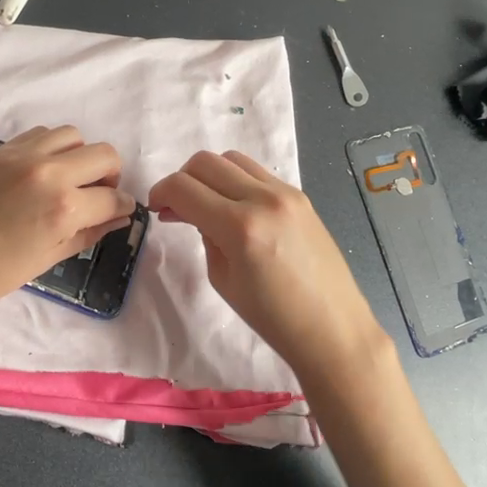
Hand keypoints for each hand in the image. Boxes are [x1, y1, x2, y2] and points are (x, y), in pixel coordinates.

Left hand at [0, 125, 136, 317]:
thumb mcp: (43, 262)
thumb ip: (84, 235)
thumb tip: (116, 219)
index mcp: (64, 208)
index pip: (113, 198)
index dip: (121, 209)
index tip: (117, 214)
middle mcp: (49, 173)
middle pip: (104, 154)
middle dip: (109, 177)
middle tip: (95, 198)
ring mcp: (22, 156)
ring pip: (73, 135)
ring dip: (80, 157)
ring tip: (67, 183)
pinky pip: (39, 134)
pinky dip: (50, 148)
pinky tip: (39, 174)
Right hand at [148, 151, 388, 376]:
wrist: (331, 327)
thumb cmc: (271, 317)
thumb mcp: (222, 278)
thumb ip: (205, 236)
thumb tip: (193, 212)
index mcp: (240, 227)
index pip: (184, 188)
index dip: (161, 193)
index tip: (155, 208)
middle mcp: (264, 199)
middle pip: (205, 162)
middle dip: (181, 179)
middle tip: (175, 207)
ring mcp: (286, 194)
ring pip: (232, 159)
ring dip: (209, 175)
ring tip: (205, 204)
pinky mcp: (300, 197)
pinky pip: (257, 173)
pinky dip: (235, 181)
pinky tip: (233, 208)